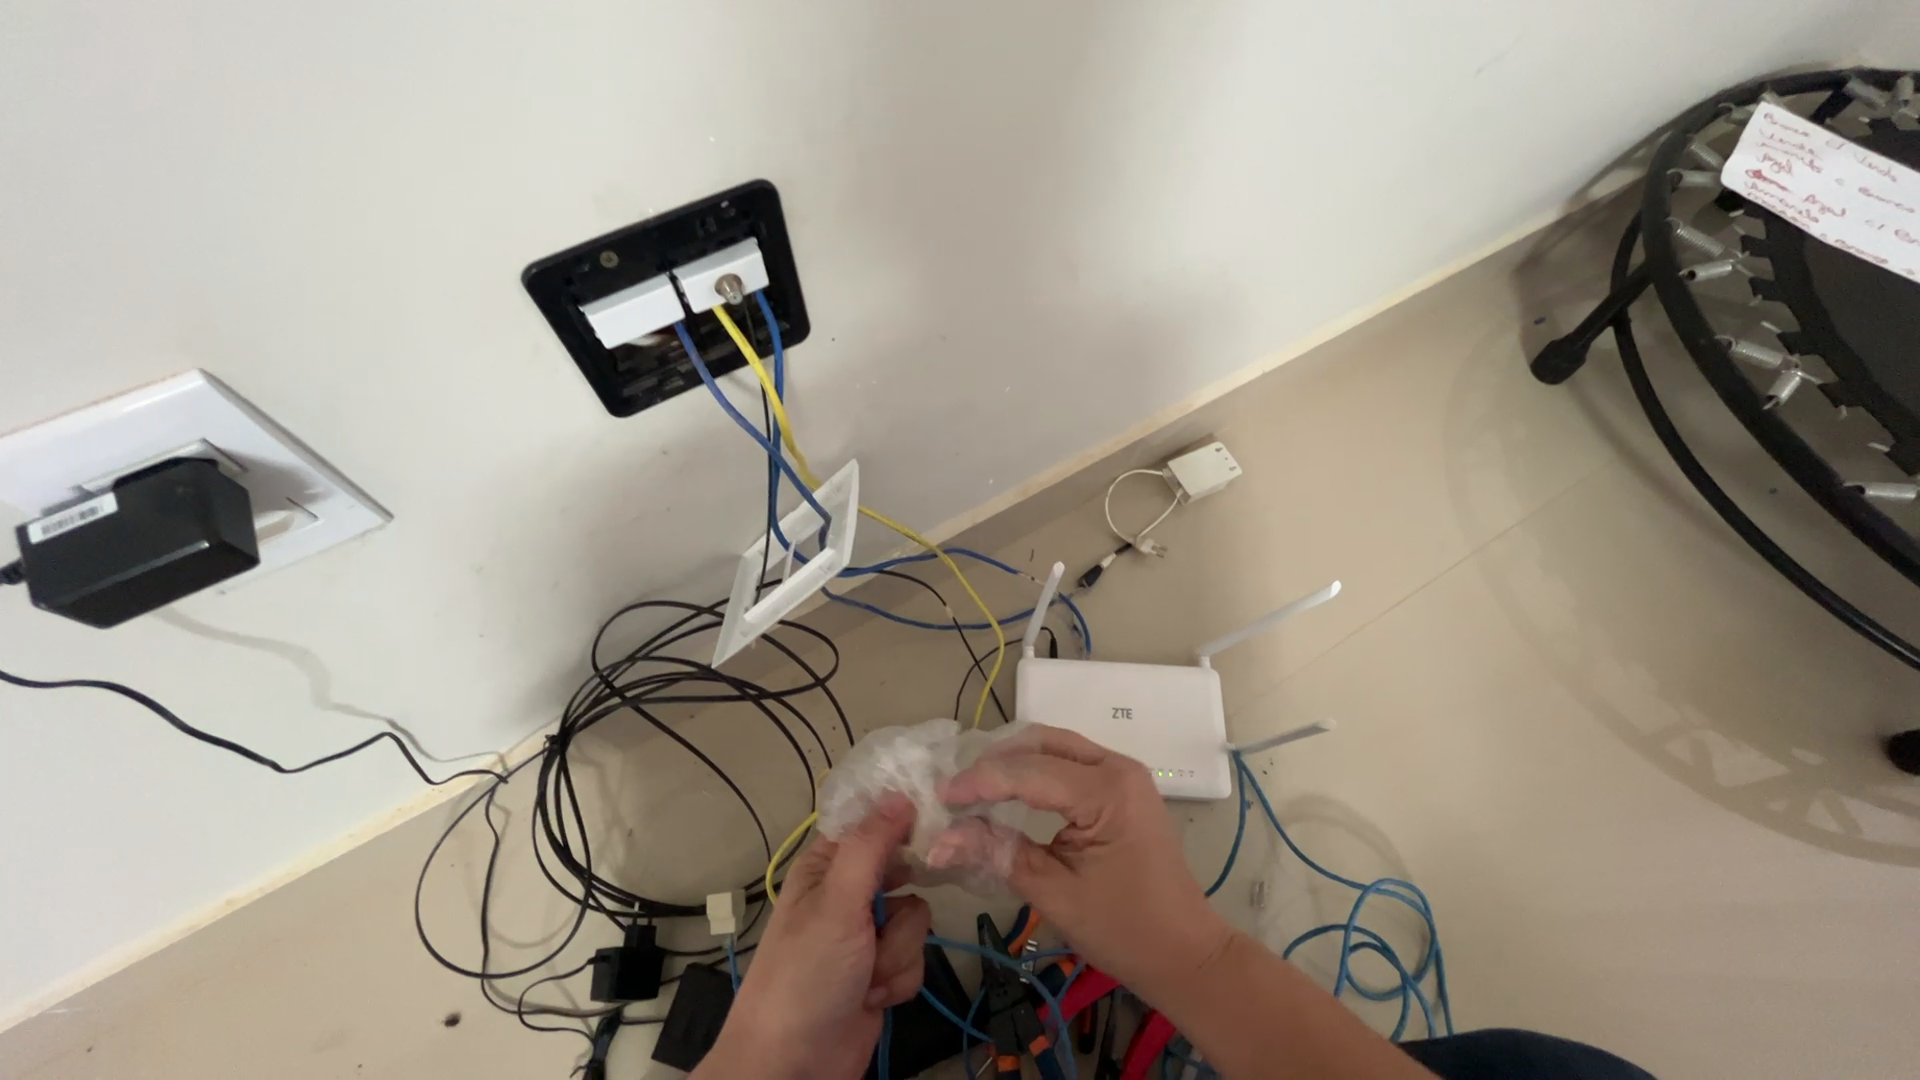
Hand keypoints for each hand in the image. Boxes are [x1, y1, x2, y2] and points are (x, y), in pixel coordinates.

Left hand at [695, 795, 932, 1079]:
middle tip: (897, 910)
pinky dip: (898, 978)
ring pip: (916, 917)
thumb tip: (901, 795)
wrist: (794, 1067)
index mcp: (827, 866)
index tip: (932, 818)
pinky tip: (873, 996)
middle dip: (902, 902)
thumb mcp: (836, 903)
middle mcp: (848, 893)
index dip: (900, 818)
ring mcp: (867, 934)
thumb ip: (870, 847)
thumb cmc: (806, 974)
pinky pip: (916, 956)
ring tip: (867, 972)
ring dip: (897, 950)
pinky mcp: (883, 970)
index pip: (871, 822)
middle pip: (904, 871)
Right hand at [936, 725, 1234, 998]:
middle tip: (956, 788)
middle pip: (1042, 742)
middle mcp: (1117, 767)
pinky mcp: (1121, 786)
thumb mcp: (1054, 893)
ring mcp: (1123, 773)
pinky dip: (1035, 769)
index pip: (1028, 771)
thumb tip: (940, 841)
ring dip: (1013, 760)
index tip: (939, 796)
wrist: (1185, 953)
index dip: (980, 781)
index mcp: (1107, 791)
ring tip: (974, 787)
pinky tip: (1009, 789)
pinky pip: (1070, 762)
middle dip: (995, 761)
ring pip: (1055, 746)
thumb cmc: (1124, 929)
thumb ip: (998, 854)